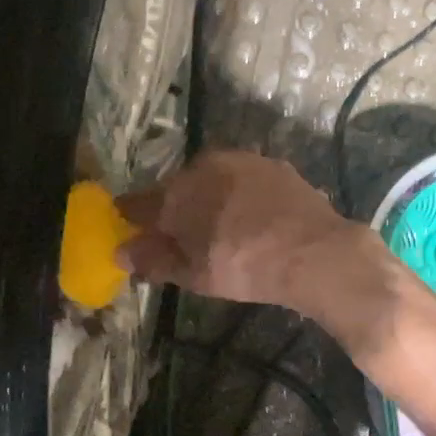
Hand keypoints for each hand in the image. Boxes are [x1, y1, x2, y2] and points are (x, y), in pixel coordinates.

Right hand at [117, 151, 358, 307]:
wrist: (314, 252)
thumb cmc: (243, 266)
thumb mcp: (194, 274)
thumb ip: (154, 260)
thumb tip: (122, 254)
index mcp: (177, 191)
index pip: (140, 203)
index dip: (131, 218)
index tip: (128, 228)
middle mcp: (206, 166)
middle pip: (179, 187)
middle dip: (176, 209)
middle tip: (182, 237)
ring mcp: (244, 161)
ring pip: (215, 181)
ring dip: (211, 200)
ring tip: (220, 229)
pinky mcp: (276, 166)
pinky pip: (246, 182)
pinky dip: (242, 199)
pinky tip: (252, 220)